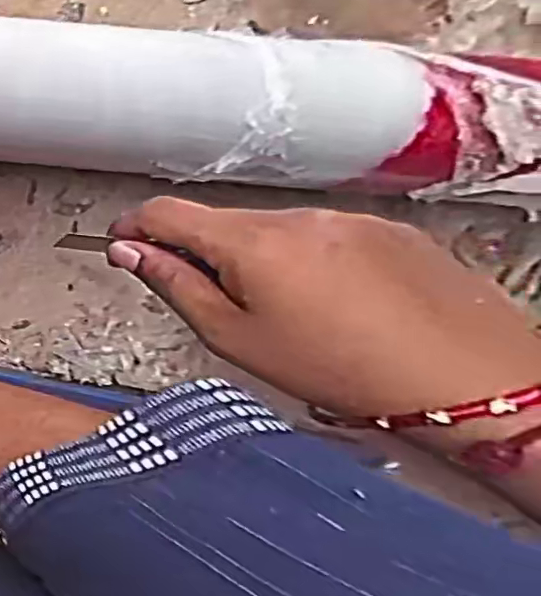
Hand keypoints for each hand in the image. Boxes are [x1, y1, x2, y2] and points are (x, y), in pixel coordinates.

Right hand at [108, 198, 540, 446]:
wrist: (473, 383)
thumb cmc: (341, 368)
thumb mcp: (229, 334)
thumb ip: (172, 283)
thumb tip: (130, 251)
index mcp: (254, 242)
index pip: (165, 211)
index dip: (132, 227)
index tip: (122, 245)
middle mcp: (302, 219)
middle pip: (218, 221)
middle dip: (195, 250)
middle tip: (203, 299)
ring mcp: (353, 221)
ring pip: (268, 229)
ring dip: (250, 257)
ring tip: (274, 308)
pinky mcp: (391, 232)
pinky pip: (319, 235)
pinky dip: (299, 259)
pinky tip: (320, 301)